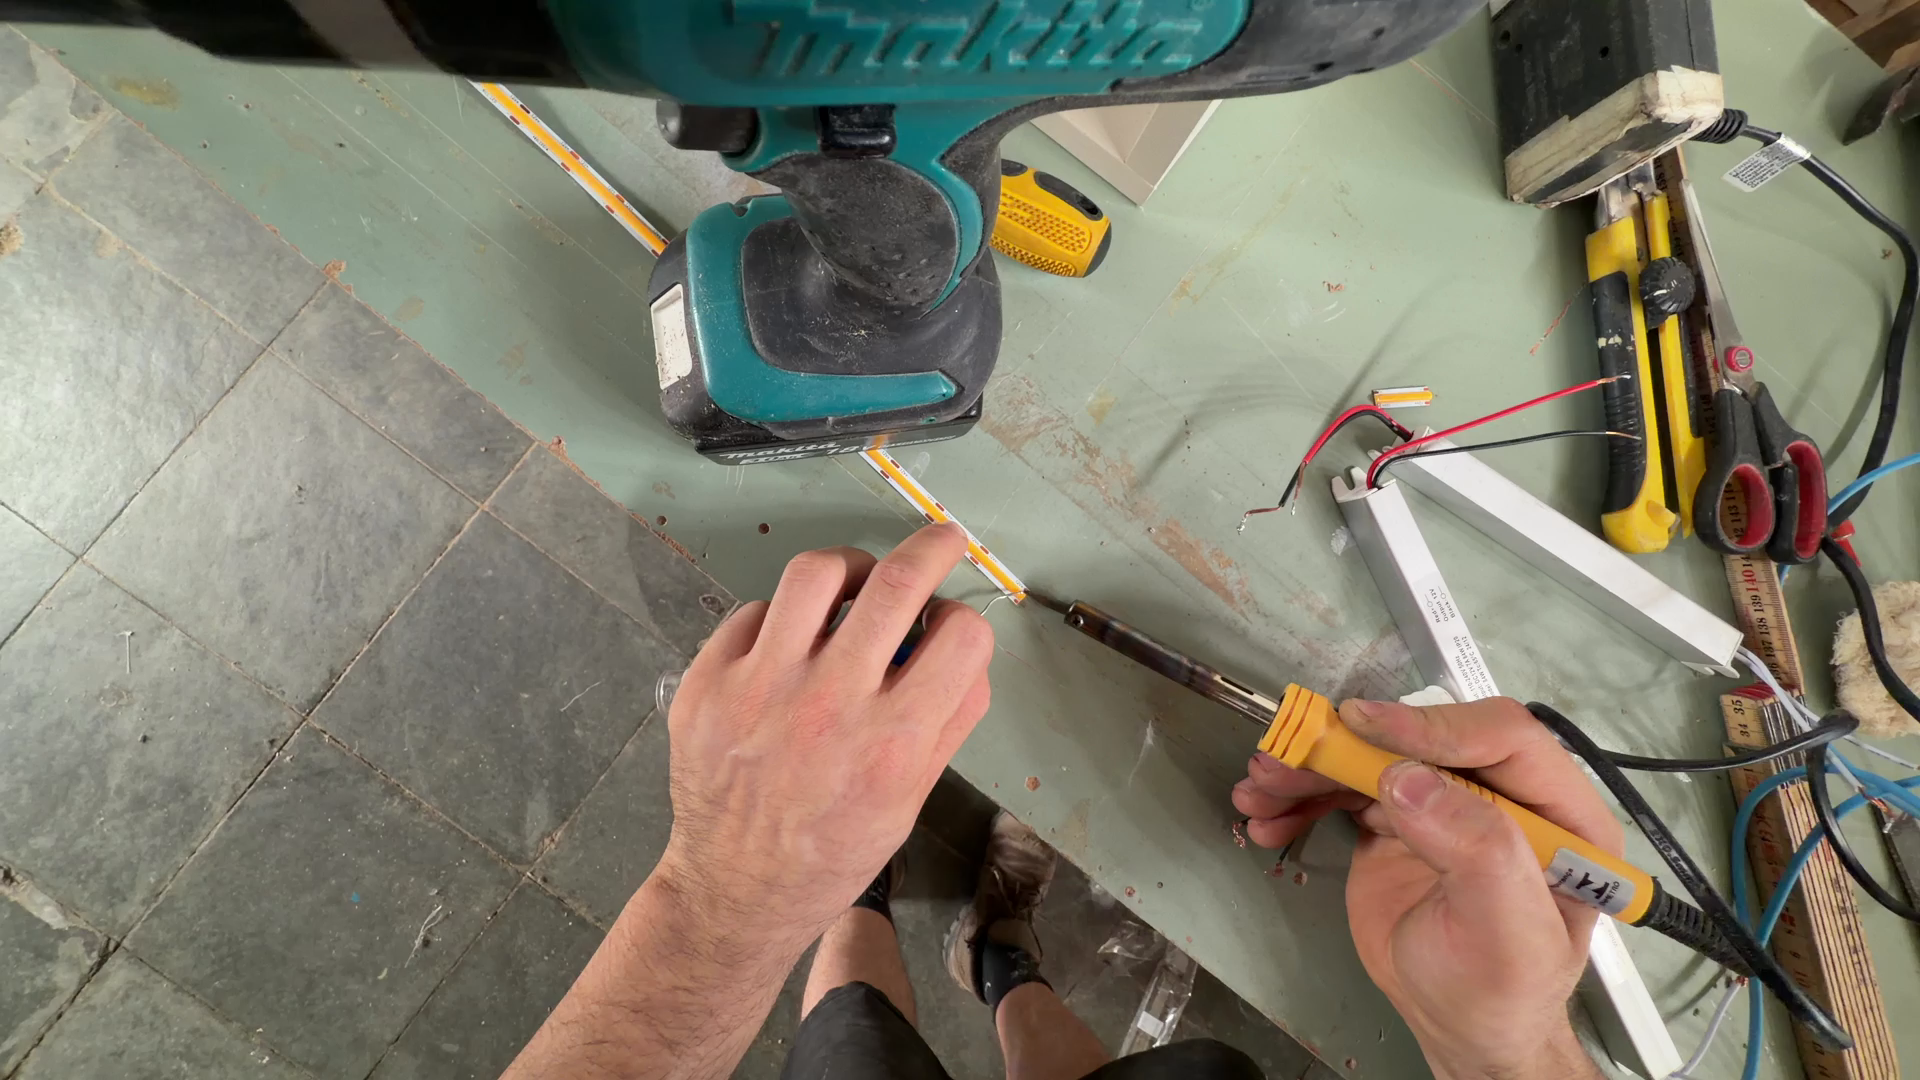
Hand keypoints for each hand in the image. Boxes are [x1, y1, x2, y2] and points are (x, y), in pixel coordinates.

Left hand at [653, 524, 993, 949]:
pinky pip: (757, 609)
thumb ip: (952, 718)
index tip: (952, 626)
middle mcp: (831, 704)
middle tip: (943, 537)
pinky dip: (786, 615)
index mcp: (894, 741)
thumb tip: (967, 646)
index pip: (963, 637)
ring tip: (858, 580)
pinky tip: (792, 643)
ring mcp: (761, 688)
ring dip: (852, 565)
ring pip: (816, 572)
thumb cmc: (839, 847)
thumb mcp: (914, 797)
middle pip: (898, 582)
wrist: (736, 891)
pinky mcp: (708, 683)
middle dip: (935, 544)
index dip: (968, 621)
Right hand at [1232, 698, 1617, 1079]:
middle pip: (1411, 740)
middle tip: (1278, 761)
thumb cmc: (1496, 991)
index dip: (1428, 724)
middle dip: (1337, 747)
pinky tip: (1265, 819)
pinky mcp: (1389, 817)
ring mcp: (1437, 803)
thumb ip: (1477, 855)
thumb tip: (1406, 779)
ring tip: (1254, 794)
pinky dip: (1296, 798)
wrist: (1454, 1028)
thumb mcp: (1504, 938)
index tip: (1359, 726)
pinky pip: (1337, 789)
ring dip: (1302, 770)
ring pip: (1363, 759)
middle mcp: (1494, 794)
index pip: (1499, 737)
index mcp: (1553, 812)